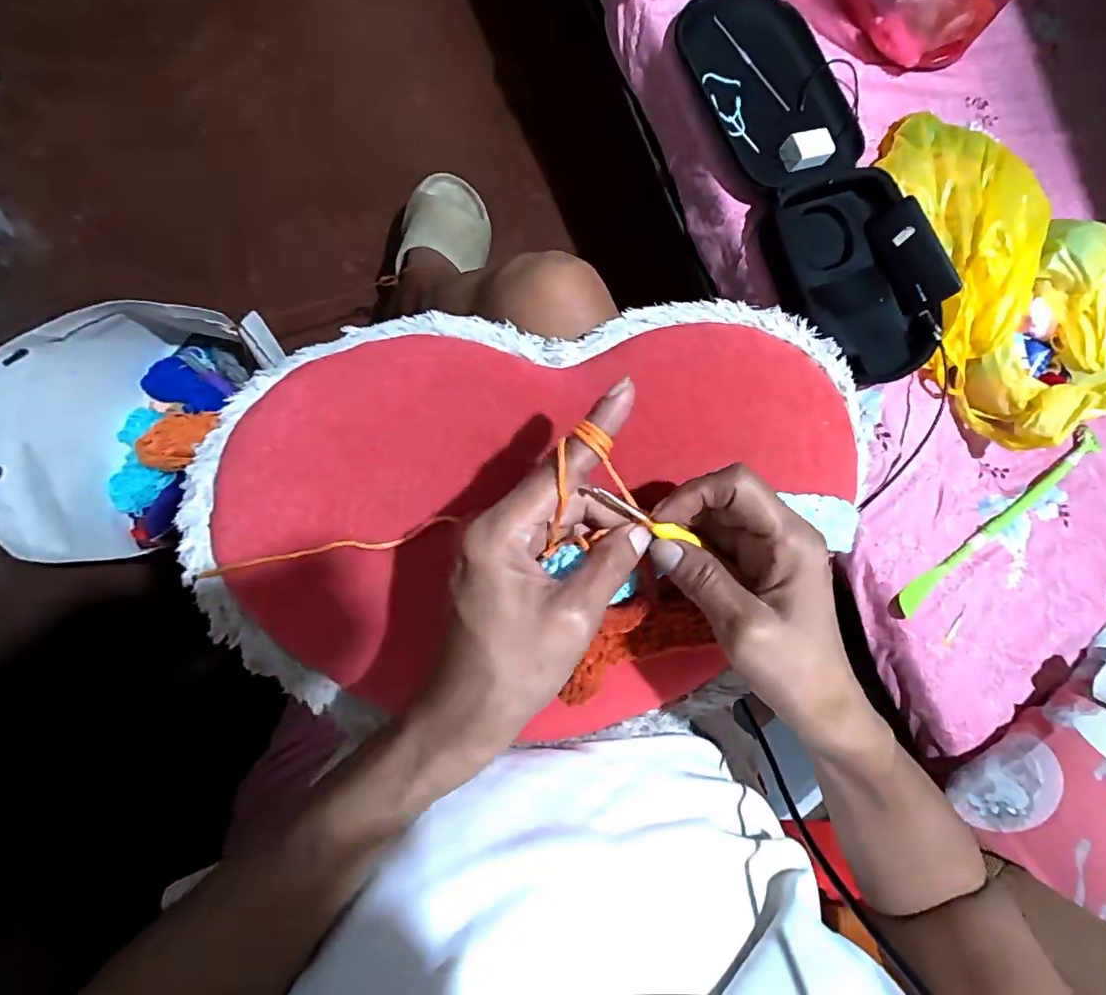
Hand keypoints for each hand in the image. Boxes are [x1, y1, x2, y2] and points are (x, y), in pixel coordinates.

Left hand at [412, 379, 650, 754]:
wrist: (463, 717)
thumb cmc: (515, 670)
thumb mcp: (573, 616)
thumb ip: (609, 562)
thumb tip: (638, 528)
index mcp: (501, 532)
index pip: (559, 469)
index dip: (597, 428)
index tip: (623, 388)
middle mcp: (491, 526)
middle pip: (563, 495)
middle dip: (606, 509)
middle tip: (642, 536)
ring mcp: (493, 543)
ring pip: (558, 516)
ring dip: (594, 530)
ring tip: (625, 559)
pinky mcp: (498, 560)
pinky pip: (547, 536)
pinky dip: (577, 545)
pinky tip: (601, 563)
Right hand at [648, 465, 874, 748]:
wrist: (820, 706)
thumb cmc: (790, 668)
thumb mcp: (743, 626)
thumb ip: (702, 579)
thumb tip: (658, 543)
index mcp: (790, 537)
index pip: (739, 485)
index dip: (696, 493)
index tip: (660, 523)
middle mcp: (782, 533)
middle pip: (727, 497)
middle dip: (686, 511)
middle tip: (650, 540)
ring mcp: (770, 550)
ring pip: (720, 519)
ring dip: (686, 529)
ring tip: (656, 552)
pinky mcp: (758, 568)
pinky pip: (720, 544)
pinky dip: (694, 548)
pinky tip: (673, 564)